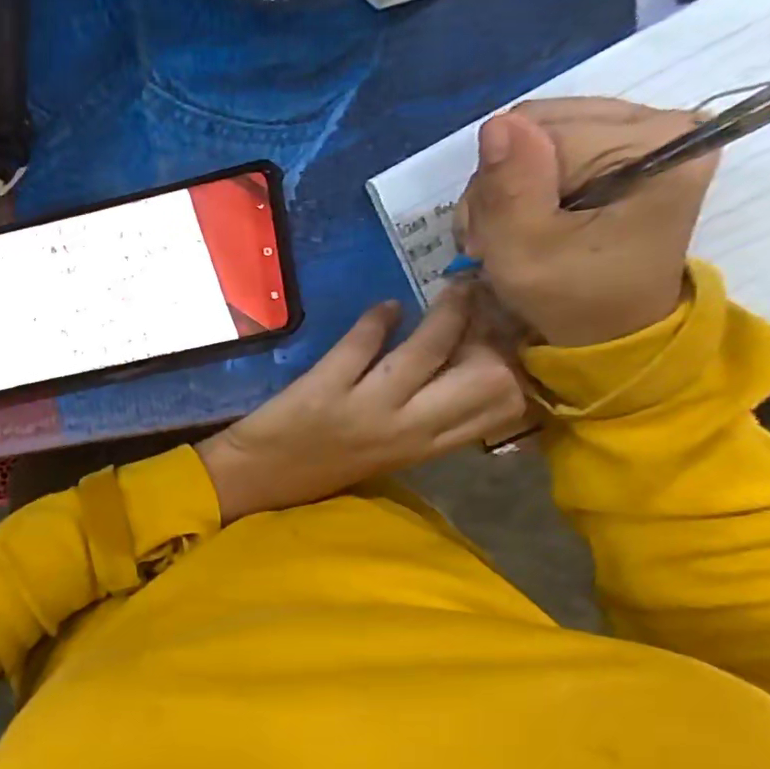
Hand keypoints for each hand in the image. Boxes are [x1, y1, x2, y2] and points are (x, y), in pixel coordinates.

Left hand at [196, 284, 527, 523]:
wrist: (255, 479)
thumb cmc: (322, 466)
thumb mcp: (391, 454)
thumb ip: (428, 423)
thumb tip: (467, 371)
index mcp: (425, 447)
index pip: (503, 406)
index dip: (514, 366)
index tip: (505, 337)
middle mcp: (405, 430)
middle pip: (485, 377)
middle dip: (492, 335)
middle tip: (483, 306)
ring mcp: (364, 409)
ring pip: (426, 350)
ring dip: (447, 312)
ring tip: (453, 289)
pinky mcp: (322, 389)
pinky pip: (361, 344)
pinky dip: (377, 318)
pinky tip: (384, 308)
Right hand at [457, 98, 718, 347]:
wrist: (611, 327)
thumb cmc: (572, 296)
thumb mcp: (525, 251)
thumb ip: (509, 189)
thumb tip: (496, 124)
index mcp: (654, 146)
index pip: (539, 135)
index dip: (501, 183)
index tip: (492, 236)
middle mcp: (661, 124)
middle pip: (537, 125)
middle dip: (500, 181)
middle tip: (497, 234)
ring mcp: (644, 132)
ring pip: (534, 132)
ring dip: (504, 185)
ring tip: (509, 230)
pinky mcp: (625, 146)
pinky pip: (548, 142)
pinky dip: (520, 180)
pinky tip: (524, 214)